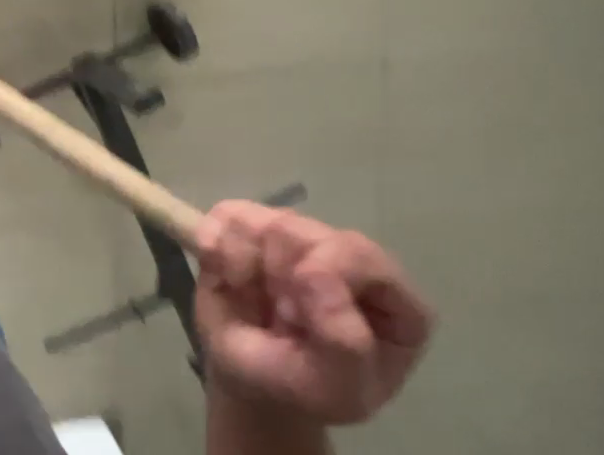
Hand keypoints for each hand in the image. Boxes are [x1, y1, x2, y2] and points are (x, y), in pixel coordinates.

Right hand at [195, 202, 432, 425]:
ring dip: (243, 265)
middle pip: (300, 230)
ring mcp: (296, 236)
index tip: (296, 315)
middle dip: (276, 276)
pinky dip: (214, 248)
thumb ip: (343, 341)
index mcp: (390, 295)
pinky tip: (227, 278)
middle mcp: (345, 256)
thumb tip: (314, 272)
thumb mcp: (337, 388)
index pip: (359, 253)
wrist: (252, 382)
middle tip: (281, 315)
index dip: (322, 274)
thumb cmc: (303, 388)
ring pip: (258, 220)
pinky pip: (226, 214)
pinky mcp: (250, 226)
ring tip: (252, 297)